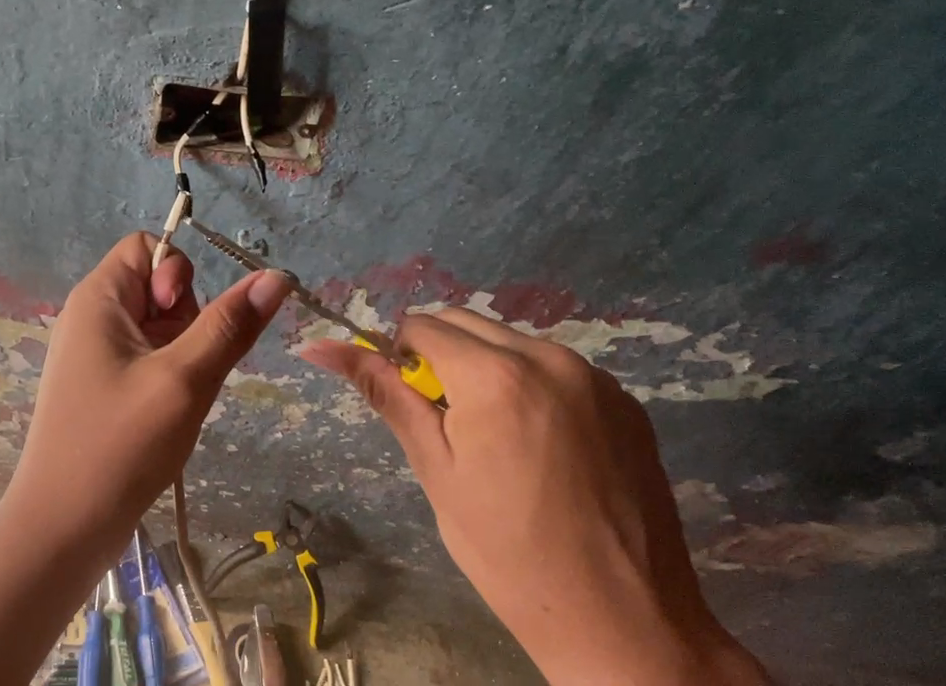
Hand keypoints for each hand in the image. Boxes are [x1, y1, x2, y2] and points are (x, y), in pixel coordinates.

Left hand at [2, 232, 292, 553]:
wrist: (63, 525)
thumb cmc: (119, 444)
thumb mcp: (184, 379)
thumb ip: (230, 325)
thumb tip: (276, 275)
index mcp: (97, 297)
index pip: (146, 246)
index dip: (175, 273)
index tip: (181, 319)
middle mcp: (90, 315)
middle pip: (156, 286)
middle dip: (185, 320)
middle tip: (183, 370)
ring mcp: (93, 353)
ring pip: (157, 328)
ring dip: (182, 354)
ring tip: (177, 399)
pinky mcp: (100, 386)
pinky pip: (146, 359)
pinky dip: (168, 377)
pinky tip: (167, 414)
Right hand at [305, 307, 770, 685]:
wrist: (625, 621)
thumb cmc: (508, 550)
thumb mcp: (434, 468)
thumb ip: (384, 393)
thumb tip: (318, 344)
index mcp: (495, 374)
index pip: (422, 325)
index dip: (401, 358)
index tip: (411, 406)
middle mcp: (550, 358)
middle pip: (467, 324)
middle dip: (442, 356)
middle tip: (445, 422)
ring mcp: (597, 379)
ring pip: (512, 343)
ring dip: (486, 368)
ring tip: (495, 438)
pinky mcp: (627, 404)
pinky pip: (558, 369)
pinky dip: (532, 386)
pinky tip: (541, 447)